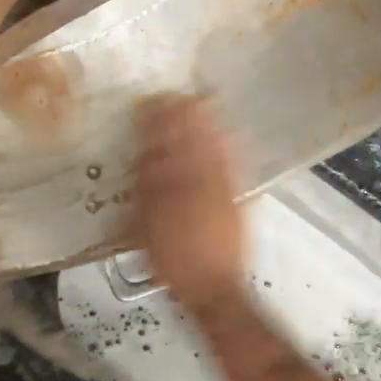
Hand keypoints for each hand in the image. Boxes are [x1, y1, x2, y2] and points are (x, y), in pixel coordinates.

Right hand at [133, 95, 246, 308]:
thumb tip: (143, 162)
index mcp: (168, 189)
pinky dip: (230, 145)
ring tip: (202, 98)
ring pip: (213, 147)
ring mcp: (221, 189)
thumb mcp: (143, 229)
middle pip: (188, 140)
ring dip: (206, 122)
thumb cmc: (172, 262)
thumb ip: (144, 193)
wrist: (213, 287)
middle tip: (175, 93)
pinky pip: (234, 164)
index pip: (159, 147)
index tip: (148, 102)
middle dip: (181, 115)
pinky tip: (231, 132)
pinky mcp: (237, 198)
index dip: (154, 122)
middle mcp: (197, 183)